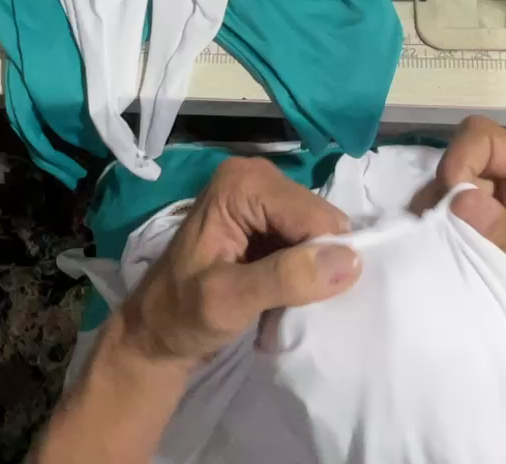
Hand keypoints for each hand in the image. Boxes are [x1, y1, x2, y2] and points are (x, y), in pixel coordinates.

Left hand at [116, 157, 362, 364]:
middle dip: (316, 260)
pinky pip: (308, 238)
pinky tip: (285, 287)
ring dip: (312, 266)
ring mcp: (263, 195)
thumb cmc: (181, 313)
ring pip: (318, 230)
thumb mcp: (228, 300)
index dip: (323, 257)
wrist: (156, 329)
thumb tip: (349, 260)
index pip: (314, 214)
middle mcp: (256, 176)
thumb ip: (285, 277)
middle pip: (319, 218)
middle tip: (291, 298)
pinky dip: (304, 266)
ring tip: (287, 295)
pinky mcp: (268, 216)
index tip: (305, 297)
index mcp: (243, 183)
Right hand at [433, 117, 505, 371]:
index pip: (487, 138)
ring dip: (447, 212)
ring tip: (446, 250)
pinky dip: (454, 227)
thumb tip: (457, 197)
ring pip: (463, 183)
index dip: (459, 160)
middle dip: (446, 190)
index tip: (448, 207)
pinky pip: (469, 209)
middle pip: (469, 157)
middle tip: (443, 236)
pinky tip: (456, 255)